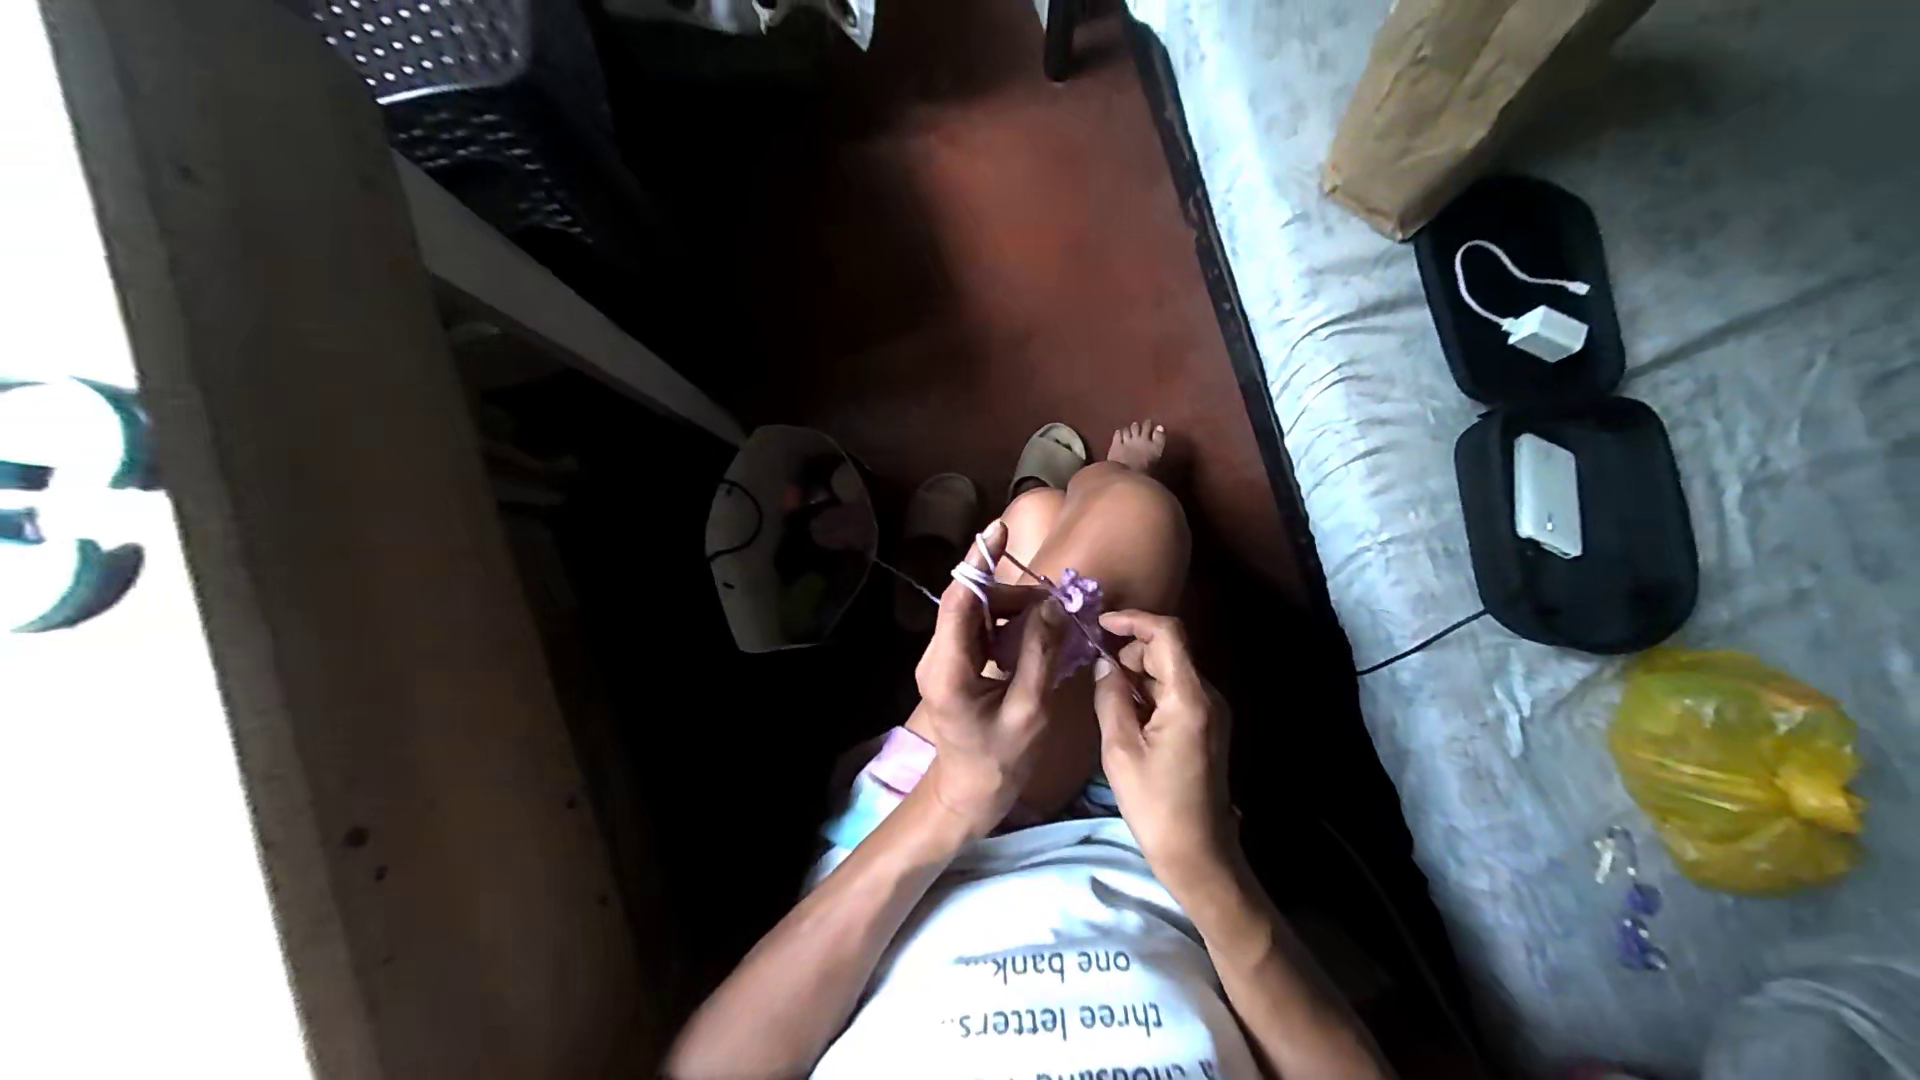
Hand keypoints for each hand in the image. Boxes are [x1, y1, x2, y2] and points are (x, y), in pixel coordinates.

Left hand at [913, 520, 1067, 836]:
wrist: (968, 793)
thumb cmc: (1000, 762)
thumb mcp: (1030, 710)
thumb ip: (1040, 654)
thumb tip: (1055, 605)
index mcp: (949, 670)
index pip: (959, 601)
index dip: (978, 561)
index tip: (1000, 528)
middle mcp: (937, 657)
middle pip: (970, 602)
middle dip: (1011, 594)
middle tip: (1054, 604)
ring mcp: (941, 659)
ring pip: (975, 613)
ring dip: (1011, 608)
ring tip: (1048, 622)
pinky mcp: (952, 663)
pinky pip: (978, 629)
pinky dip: (1005, 623)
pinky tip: (1031, 634)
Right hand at [1092, 610, 1237, 891]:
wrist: (1199, 854)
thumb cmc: (1155, 805)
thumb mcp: (1119, 749)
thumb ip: (1110, 697)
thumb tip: (1103, 663)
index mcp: (1189, 699)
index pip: (1168, 633)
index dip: (1133, 620)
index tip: (1100, 625)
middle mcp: (1207, 697)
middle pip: (1167, 650)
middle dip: (1129, 651)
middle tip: (1095, 670)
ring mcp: (1211, 712)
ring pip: (1169, 670)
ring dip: (1136, 672)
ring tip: (1107, 696)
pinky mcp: (1207, 726)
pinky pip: (1174, 692)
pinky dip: (1148, 691)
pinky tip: (1126, 713)